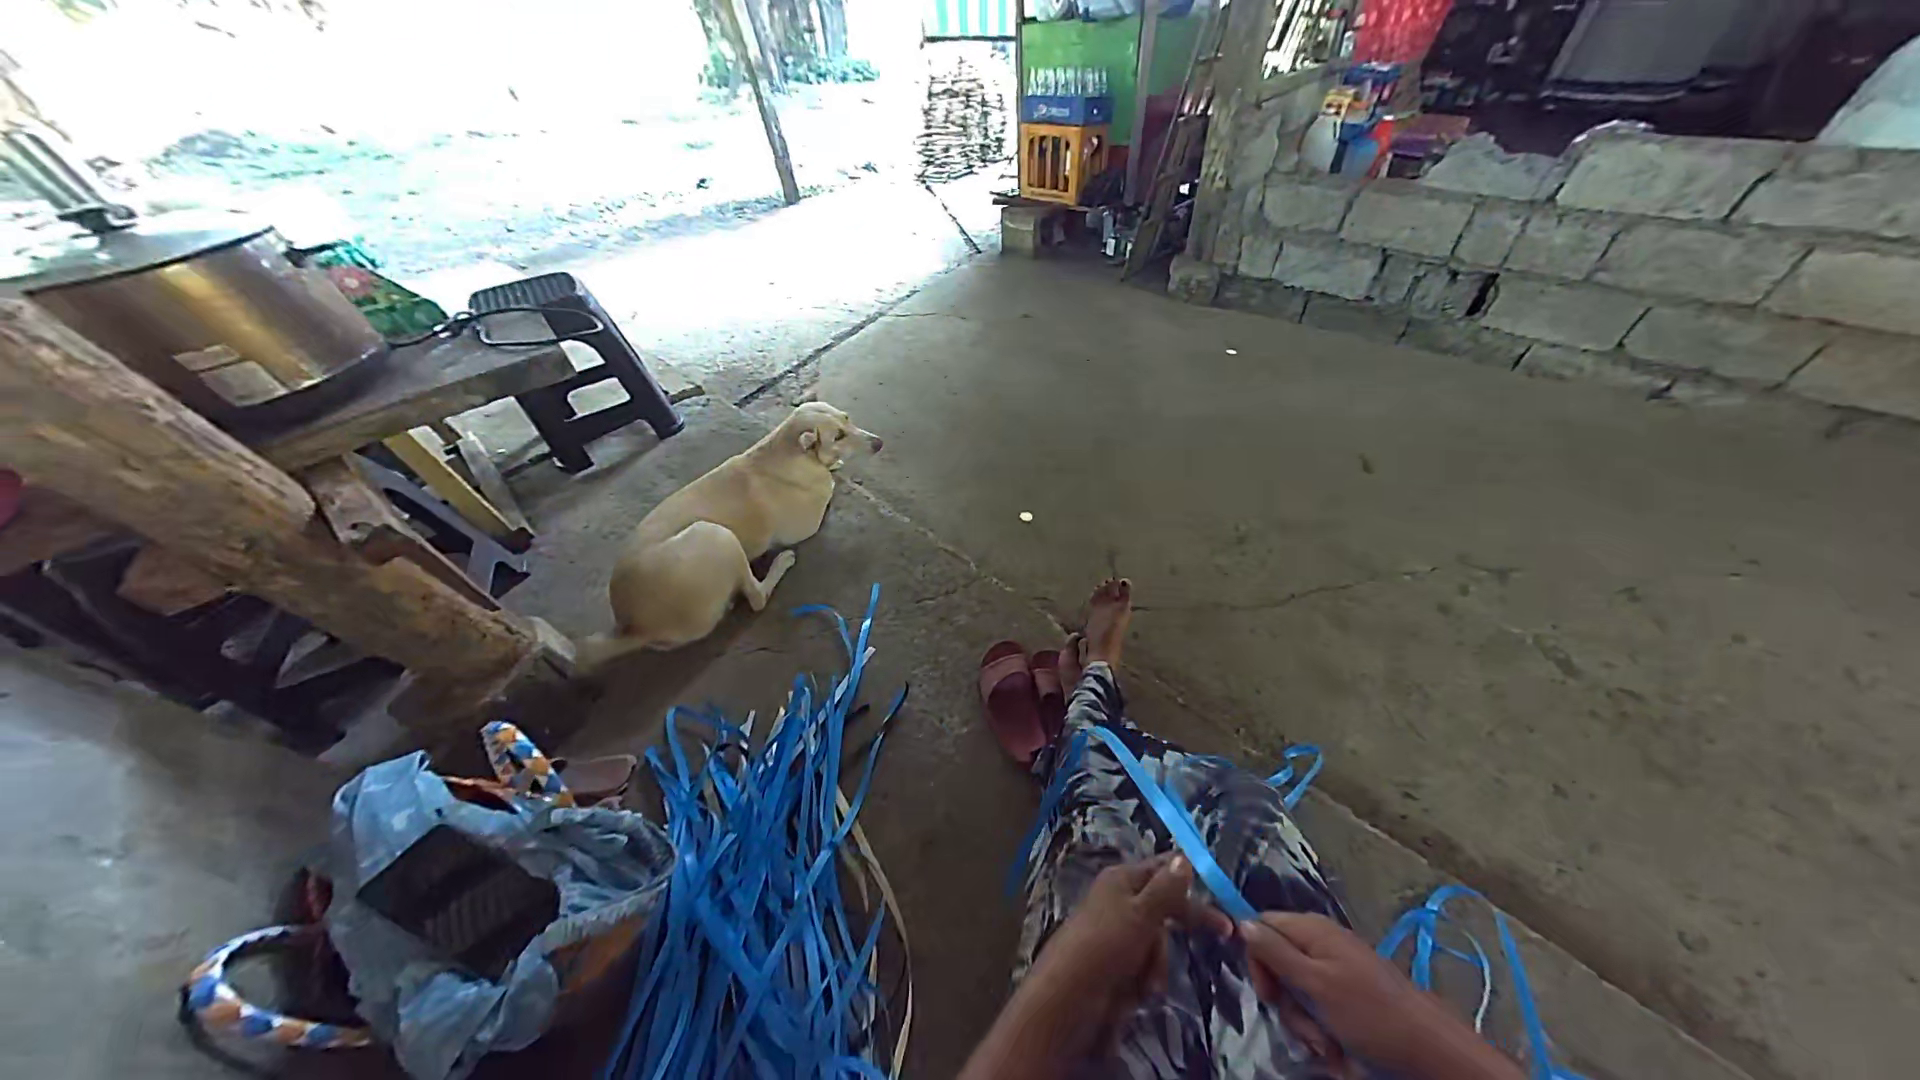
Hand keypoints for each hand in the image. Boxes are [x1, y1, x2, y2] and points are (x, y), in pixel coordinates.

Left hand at [1030, 854, 1232, 1028]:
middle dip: (1180, 926)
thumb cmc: (1105, 945)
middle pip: (1166, 907)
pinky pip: (1147, 965)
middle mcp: (1121, 900)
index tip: (1223, 893)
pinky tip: (1138, 991)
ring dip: (1158, 962)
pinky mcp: (1119, 963)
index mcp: (1122, 879)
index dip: (1191, 879)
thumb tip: (1184, 857)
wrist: (1071, 998)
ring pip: (1159, 941)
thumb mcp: (1141, 914)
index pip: (1163, 868)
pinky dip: (1147, 977)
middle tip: (1223, 932)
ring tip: (1146, 980)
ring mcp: (1120, 933)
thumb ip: (1166, 889)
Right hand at [1241, 913, 1524, 1079]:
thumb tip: (1241, 922)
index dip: (1256, 957)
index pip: (1260, 925)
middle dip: (1285, 1001)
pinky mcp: (1349, 997)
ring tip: (1326, 1044)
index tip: (1268, 993)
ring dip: (1303, 1023)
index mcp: (1310, 928)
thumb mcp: (1316, 984)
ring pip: (1295, 991)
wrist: (1434, 1055)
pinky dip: (1322, 1030)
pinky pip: (1318, 1008)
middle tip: (1304, 1026)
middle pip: (1276, 962)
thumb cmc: (1371, 1015)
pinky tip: (1337, 1049)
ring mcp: (1337, 970)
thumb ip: (1275, 952)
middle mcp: (1320, 943)